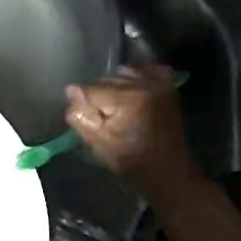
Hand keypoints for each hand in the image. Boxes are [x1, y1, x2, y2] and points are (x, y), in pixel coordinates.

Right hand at [65, 65, 196, 196]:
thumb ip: (81, 116)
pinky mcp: (166, 84)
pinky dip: (135, 78)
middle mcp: (144, 83)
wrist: (169, 171)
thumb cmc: (132, 162)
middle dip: (99, 95)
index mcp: (128, 98)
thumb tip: (71, 91)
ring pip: (122, 73)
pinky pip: (142, 69)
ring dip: (115, 86)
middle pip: (106, 79)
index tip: (86, 118)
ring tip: (118, 108)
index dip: (84, 105)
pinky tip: (132, 94)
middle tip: (103, 117)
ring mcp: (158, 81)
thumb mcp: (99, 144)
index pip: (91, 90)